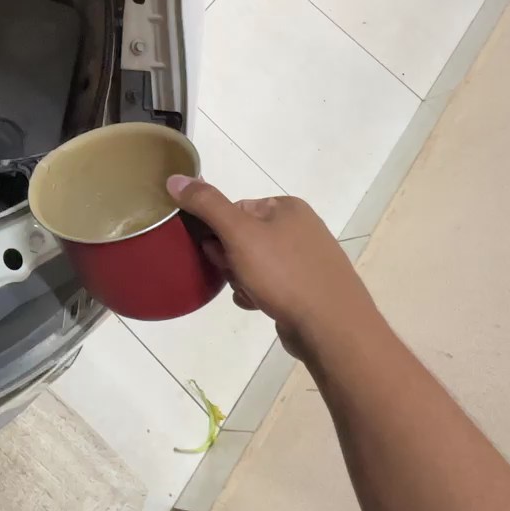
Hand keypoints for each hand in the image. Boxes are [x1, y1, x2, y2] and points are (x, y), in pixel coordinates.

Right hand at [167, 175, 377, 361]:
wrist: (334, 331)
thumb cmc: (285, 275)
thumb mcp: (238, 233)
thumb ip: (206, 203)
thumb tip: (175, 178)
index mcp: (287, 208)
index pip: (232, 208)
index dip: (216, 231)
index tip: (217, 251)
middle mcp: (301, 228)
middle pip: (240, 235)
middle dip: (228, 257)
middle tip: (233, 272)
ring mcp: (308, 259)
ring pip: (252, 261)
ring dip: (240, 278)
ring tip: (249, 293)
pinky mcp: (309, 288)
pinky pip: (269, 283)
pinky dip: (257, 292)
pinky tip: (258, 304)